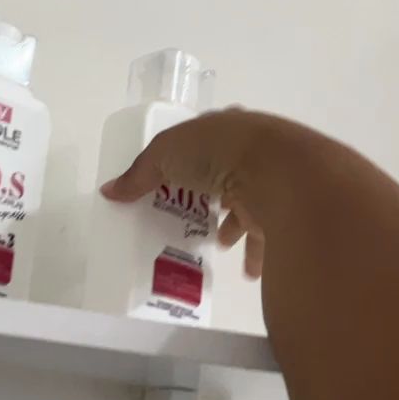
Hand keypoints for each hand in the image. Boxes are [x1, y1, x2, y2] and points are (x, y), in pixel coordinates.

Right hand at [99, 109, 306, 279]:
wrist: (282, 174)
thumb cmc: (218, 152)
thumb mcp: (165, 155)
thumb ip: (139, 175)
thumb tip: (109, 191)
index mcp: (230, 127)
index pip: (212, 139)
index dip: (196, 156)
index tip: (181, 178)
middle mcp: (257, 150)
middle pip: (232, 173)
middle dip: (216, 195)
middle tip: (198, 217)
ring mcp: (277, 181)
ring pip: (254, 205)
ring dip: (236, 227)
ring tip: (219, 247)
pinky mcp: (289, 213)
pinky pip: (269, 237)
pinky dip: (256, 254)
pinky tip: (246, 272)